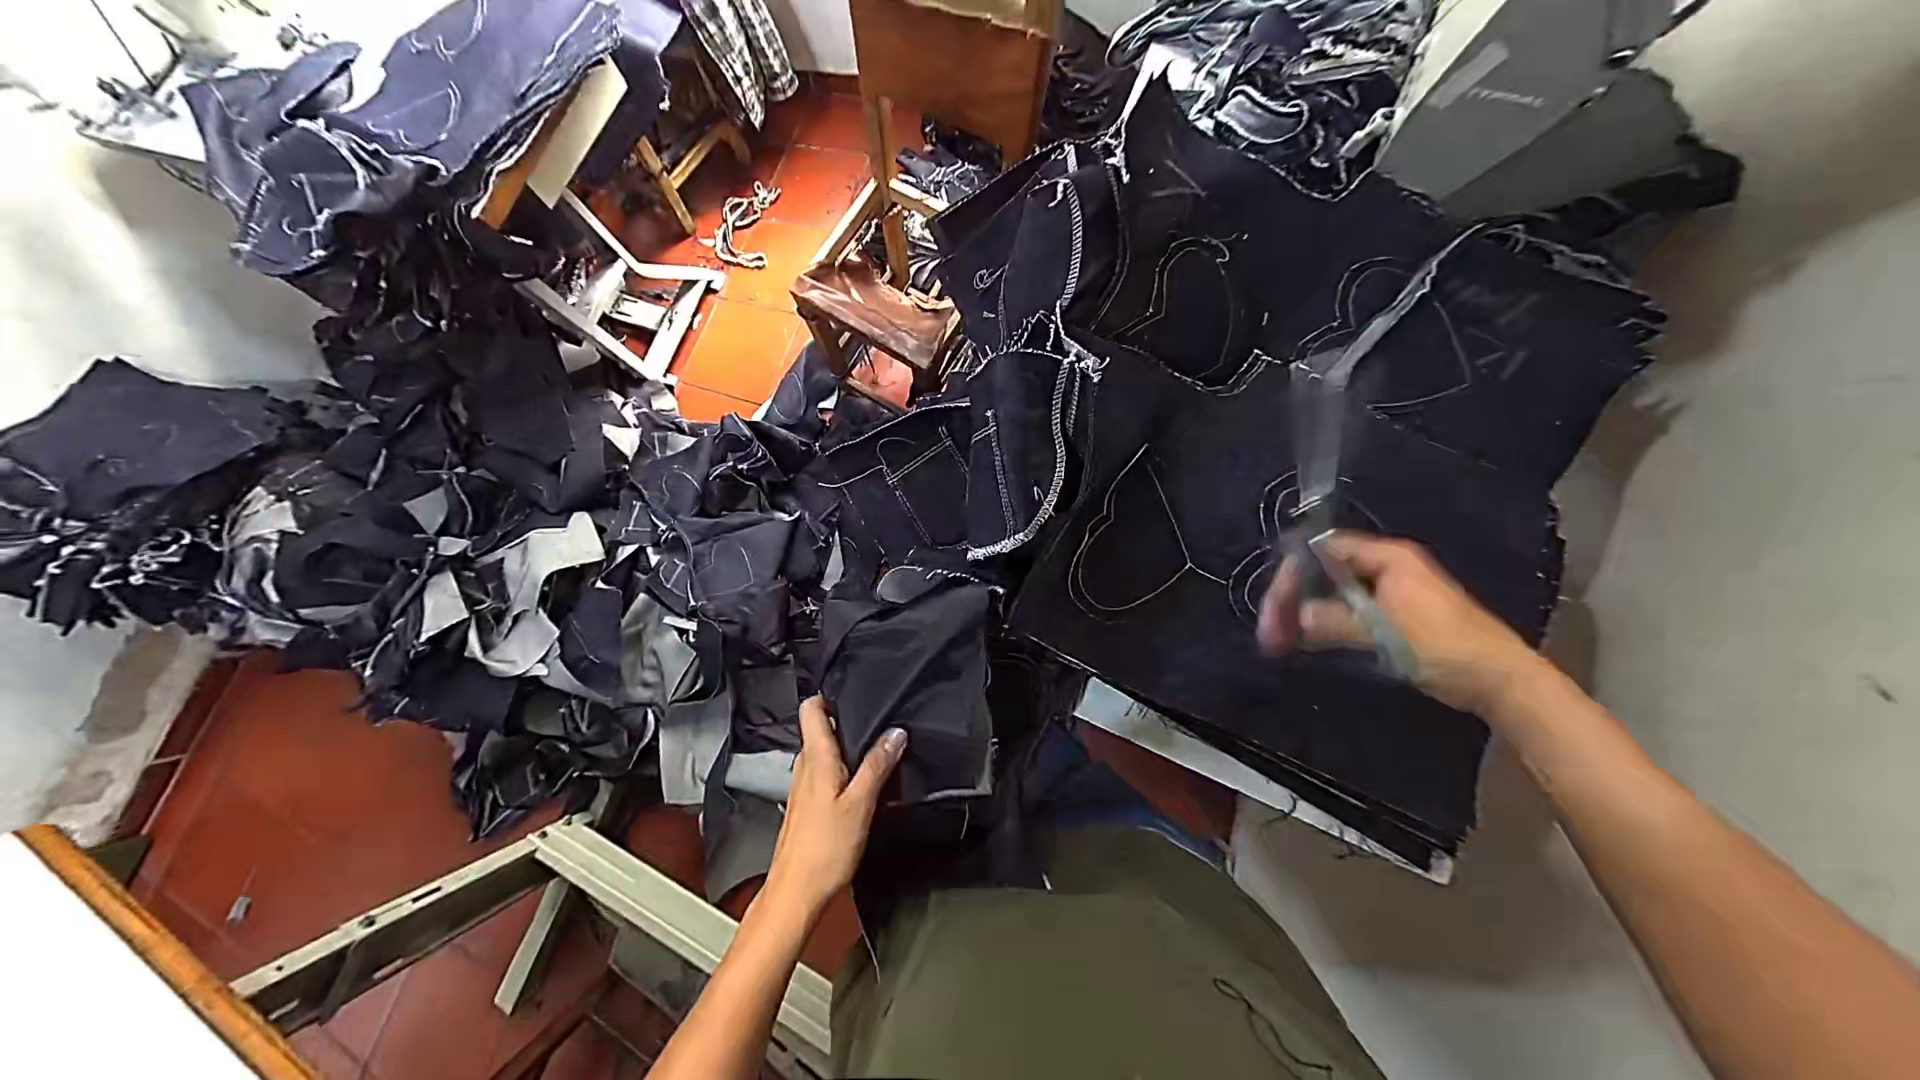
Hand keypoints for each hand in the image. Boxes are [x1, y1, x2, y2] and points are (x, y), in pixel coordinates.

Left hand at [763, 696, 906, 915]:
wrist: (796, 893)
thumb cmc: (825, 850)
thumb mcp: (860, 803)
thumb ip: (878, 765)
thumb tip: (896, 732)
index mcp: (814, 758)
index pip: (811, 709)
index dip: (828, 695)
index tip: (853, 692)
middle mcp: (804, 767)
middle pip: (820, 729)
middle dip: (846, 721)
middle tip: (877, 720)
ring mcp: (802, 786)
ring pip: (823, 753)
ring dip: (846, 748)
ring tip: (875, 750)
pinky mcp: (807, 805)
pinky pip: (824, 774)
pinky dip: (842, 770)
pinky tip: (862, 785)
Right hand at [1257, 531, 1548, 715]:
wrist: (1499, 680)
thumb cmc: (1444, 646)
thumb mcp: (1385, 631)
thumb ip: (1337, 620)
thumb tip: (1297, 616)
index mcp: (1388, 558)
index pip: (1325, 550)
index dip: (1295, 572)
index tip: (1275, 604)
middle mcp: (1385, 568)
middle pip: (1323, 572)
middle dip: (1293, 599)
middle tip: (1270, 630)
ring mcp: (1388, 592)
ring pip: (1331, 594)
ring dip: (1303, 614)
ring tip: (1278, 640)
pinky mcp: (1391, 617)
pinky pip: (1344, 612)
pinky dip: (1322, 624)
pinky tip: (1302, 641)